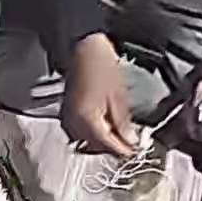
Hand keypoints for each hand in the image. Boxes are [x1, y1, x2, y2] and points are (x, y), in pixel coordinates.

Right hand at [63, 34, 138, 157]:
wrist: (82, 47)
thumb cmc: (100, 65)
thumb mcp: (118, 95)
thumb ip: (122, 123)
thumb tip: (130, 141)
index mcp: (86, 121)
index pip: (106, 146)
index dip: (122, 151)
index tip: (134, 153)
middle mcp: (73, 125)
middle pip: (95, 148)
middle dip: (112, 148)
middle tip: (129, 144)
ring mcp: (68, 121)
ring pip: (87, 143)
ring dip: (103, 143)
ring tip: (118, 136)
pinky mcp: (67, 116)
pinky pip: (80, 133)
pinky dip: (93, 134)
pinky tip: (104, 127)